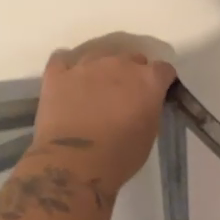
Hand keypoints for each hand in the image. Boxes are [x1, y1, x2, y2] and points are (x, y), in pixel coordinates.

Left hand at [25, 33, 176, 195]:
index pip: (163, 70)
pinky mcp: (57, 72)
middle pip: (131, 58)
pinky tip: (68, 82)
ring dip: (101, 70)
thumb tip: (144, 102)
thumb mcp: (149, 135)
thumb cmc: (118, 157)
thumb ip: (150, 108)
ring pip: (99, 56)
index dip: (160, 83)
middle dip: (131, 74)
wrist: (73, 164)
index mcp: (147, 79)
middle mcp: (119, 63)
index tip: (155, 95)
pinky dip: (68, 69)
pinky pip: (64, 59)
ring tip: (94, 92)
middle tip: (123, 97)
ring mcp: (86, 64)